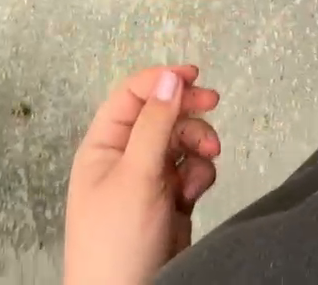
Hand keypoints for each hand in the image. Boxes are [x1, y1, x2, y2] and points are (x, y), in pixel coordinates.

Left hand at [63, 64, 222, 284]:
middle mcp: (124, 158)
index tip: (195, 76)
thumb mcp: (136, 177)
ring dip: (198, 144)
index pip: (131, 95)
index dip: (161, 80)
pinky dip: (200, 173)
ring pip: (182, 140)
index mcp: (104, 147)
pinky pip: (192, 169)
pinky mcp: (170, 199)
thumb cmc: (119, 242)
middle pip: (162, 113)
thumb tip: (169, 77)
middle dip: (187, 111)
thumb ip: (154, 124)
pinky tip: (196, 192)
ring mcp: (148, 180)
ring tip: (207, 161)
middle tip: (213, 104)